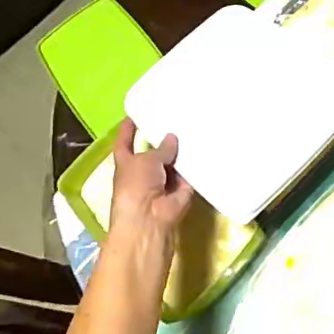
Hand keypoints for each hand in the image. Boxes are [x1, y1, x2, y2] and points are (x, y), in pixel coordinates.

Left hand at [109, 117, 193, 236]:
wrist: (151, 220)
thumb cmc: (137, 187)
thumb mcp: (146, 161)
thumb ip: (161, 148)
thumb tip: (172, 137)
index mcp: (127, 163)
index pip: (125, 142)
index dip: (128, 128)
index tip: (135, 113)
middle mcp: (145, 171)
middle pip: (154, 150)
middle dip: (164, 136)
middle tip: (178, 115)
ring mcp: (164, 180)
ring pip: (175, 161)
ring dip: (184, 149)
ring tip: (196, 124)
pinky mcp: (183, 189)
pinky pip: (191, 173)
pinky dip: (198, 163)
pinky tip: (208, 144)